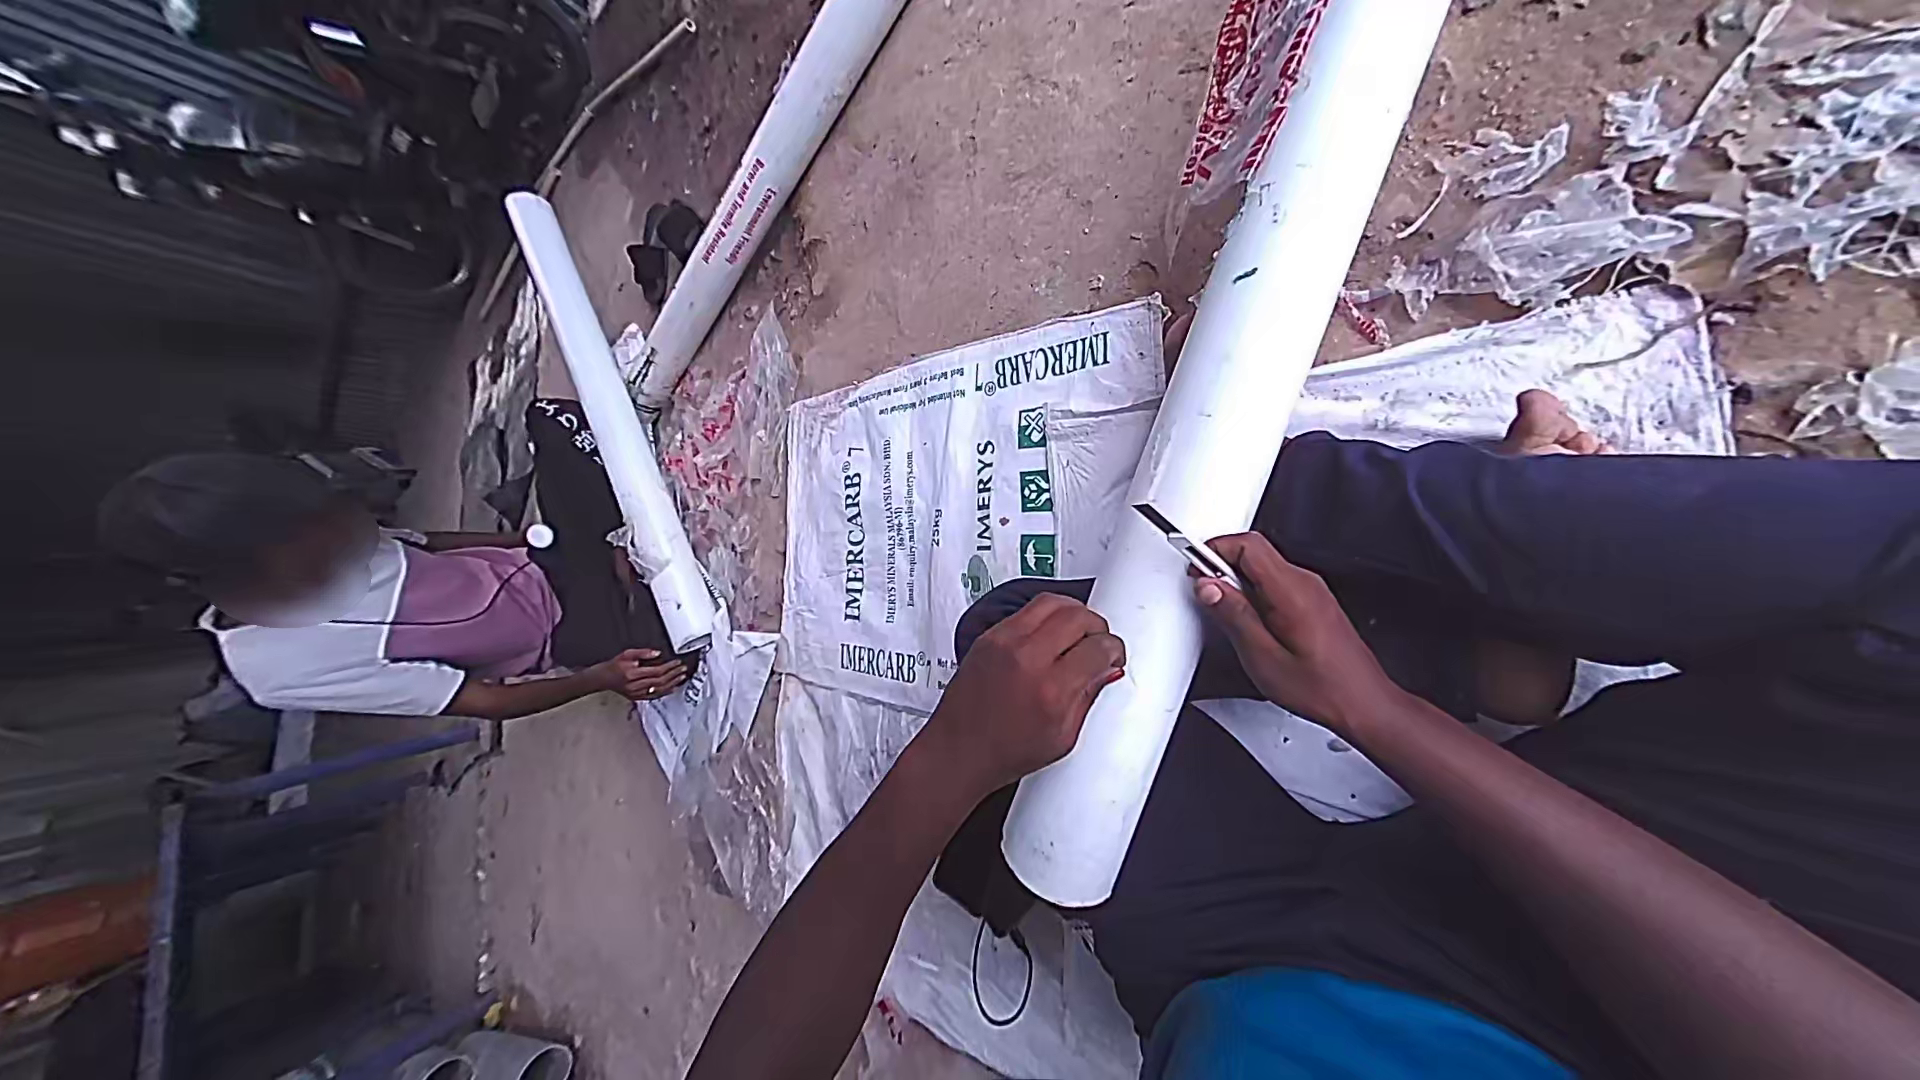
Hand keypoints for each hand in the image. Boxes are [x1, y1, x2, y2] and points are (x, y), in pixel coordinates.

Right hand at [590, 648, 688, 700]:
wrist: (601, 679)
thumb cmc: (613, 666)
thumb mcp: (626, 654)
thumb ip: (643, 653)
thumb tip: (657, 653)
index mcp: (632, 674)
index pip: (656, 671)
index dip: (669, 667)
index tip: (677, 662)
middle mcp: (634, 685)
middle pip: (659, 681)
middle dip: (674, 675)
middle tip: (683, 669)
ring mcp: (635, 693)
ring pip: (658, 690)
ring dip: (672, 683)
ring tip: (681, 677)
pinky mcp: (636, 697)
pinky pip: (653, 696)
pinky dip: (665, 692)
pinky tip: (673, 688)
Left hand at [917, 593, 1126, 802]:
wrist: (957, 749)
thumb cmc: (1002, 751)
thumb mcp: (1062, 737)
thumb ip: (1088, 697)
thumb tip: (1106, 669)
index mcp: (1050, 689)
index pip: (1098, 648)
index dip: (1114, 650)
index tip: (1112, 656)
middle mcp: (1026, 658)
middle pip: (1078, 616)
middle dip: (1097, 627)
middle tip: (1098, 642)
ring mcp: (1003, 642)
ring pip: (1052, 602)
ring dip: (1073, 612)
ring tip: (1077, 631)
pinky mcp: (988, 636)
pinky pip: (1026, 610)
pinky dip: (1045, 615)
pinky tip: (1050, 633)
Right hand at [1193, 533, 1404, 735]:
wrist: (1363, 703)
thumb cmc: (1322, 687)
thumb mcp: (1262, 656)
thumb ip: (1232, 615)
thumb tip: (1207, 587)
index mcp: (1292, 591)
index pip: (1247, 545)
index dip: (1213, 550)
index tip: (1196, 570)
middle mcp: (1304, 583)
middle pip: (1252, 551)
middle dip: (1220, 566)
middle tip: (1205, 592)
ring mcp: (1310, 590)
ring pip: (1261, 566)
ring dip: (1235, 581)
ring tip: (1225, 612)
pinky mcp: (1310, 600)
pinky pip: (1273, 581)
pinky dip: (1251, 592)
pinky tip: (1247, 620)